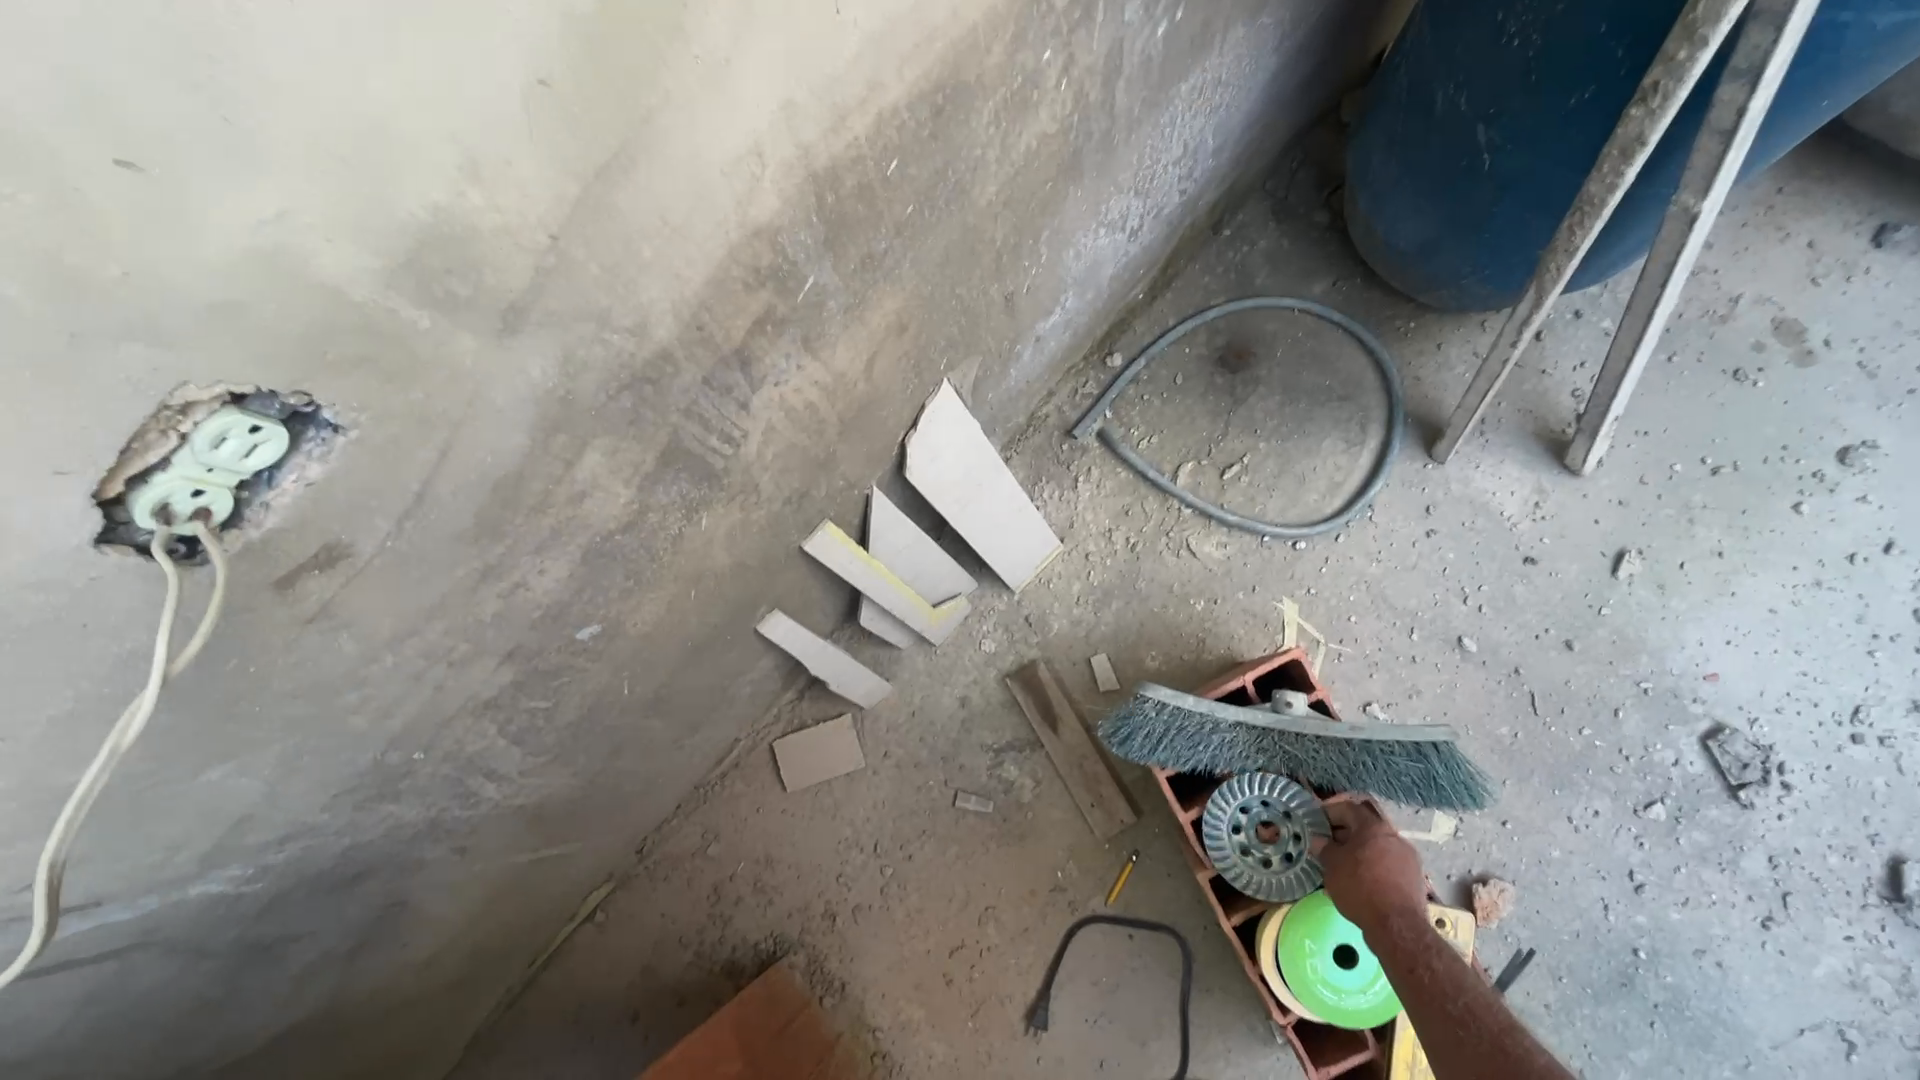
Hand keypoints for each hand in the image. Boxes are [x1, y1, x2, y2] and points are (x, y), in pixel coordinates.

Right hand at [1309, 800, 1428, 936]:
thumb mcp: (1332, 866)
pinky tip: (1362, 880)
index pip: (1349, 808)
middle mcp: (1394, 836)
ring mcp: (1408, 857)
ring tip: (1343, 864)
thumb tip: (1319, 839)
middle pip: (1366, 827)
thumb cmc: (1359, 887)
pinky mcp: (1414, 878)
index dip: (1330, 811)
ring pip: (1378, 846)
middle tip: (1328, 844)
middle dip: (1345, 833)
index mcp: (1374, 827)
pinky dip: (1373, 865)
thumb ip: (1324, 848)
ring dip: (1360, 850)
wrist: (1397, 926)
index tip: (1316, 822)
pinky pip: (1388, 863)